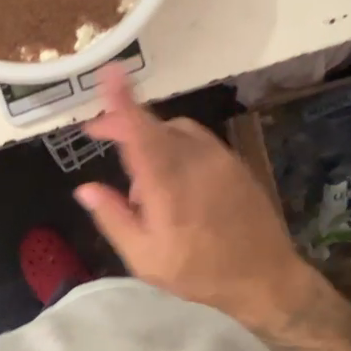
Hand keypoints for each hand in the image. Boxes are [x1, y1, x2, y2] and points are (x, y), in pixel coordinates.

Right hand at [76, 67, 322, 333]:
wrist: (265, 278)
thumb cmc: (198, 273)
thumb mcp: (144, 258)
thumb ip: (113, 218)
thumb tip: (84, 188)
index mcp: (167, 183)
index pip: (139, 130)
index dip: (121, 99)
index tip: (108, 72)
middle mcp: (194, 160)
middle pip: (153, 124)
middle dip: (123, 123)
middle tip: (100, 135)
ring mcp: (218, 158)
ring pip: (175, 129)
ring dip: (150, 138)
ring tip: (141, 177)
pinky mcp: (234, 163)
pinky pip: (196, 140)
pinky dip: (175, 146)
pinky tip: (172, 178)